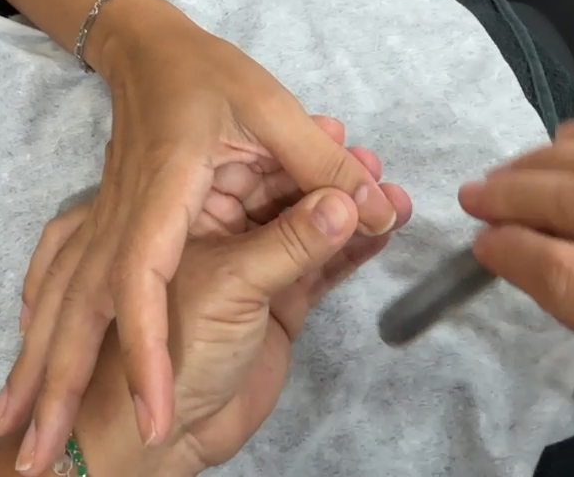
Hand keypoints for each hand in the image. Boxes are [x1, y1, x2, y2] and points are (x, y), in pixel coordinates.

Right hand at [0, 0, 398, 471]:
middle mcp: (124, 214)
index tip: (155, 419)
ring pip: (63, 290)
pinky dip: (41, 307)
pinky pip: (63, 267)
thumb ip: (319, 164)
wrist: (143, 40)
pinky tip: (27, 334)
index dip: (143, 351)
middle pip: (78, 302)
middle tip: (29, 459)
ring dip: (36, 357)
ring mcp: (108, 215)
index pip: (142, 277)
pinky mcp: (108, 215)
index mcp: (162, 190)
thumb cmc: (201, 69)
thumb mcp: (269, 108)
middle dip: (53, 381)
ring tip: (10, 421)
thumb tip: (377, 211)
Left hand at [70, 180, 401, 476]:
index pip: (253, 168)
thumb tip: (347, 202)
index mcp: (195, 205)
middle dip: (332, 181)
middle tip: (376, 167)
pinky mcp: (281, 297)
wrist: (177, 433)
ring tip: (395, 197)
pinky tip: (384, 232)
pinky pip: (321, 265)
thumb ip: (291, 242)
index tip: (343, 140)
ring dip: (350, 215)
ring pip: (309, 227)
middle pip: (286, 193)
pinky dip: (352, 251)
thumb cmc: (181, 345)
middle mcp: (224, 224)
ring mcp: (256, 260)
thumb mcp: (233, 283)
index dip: (297, 152)